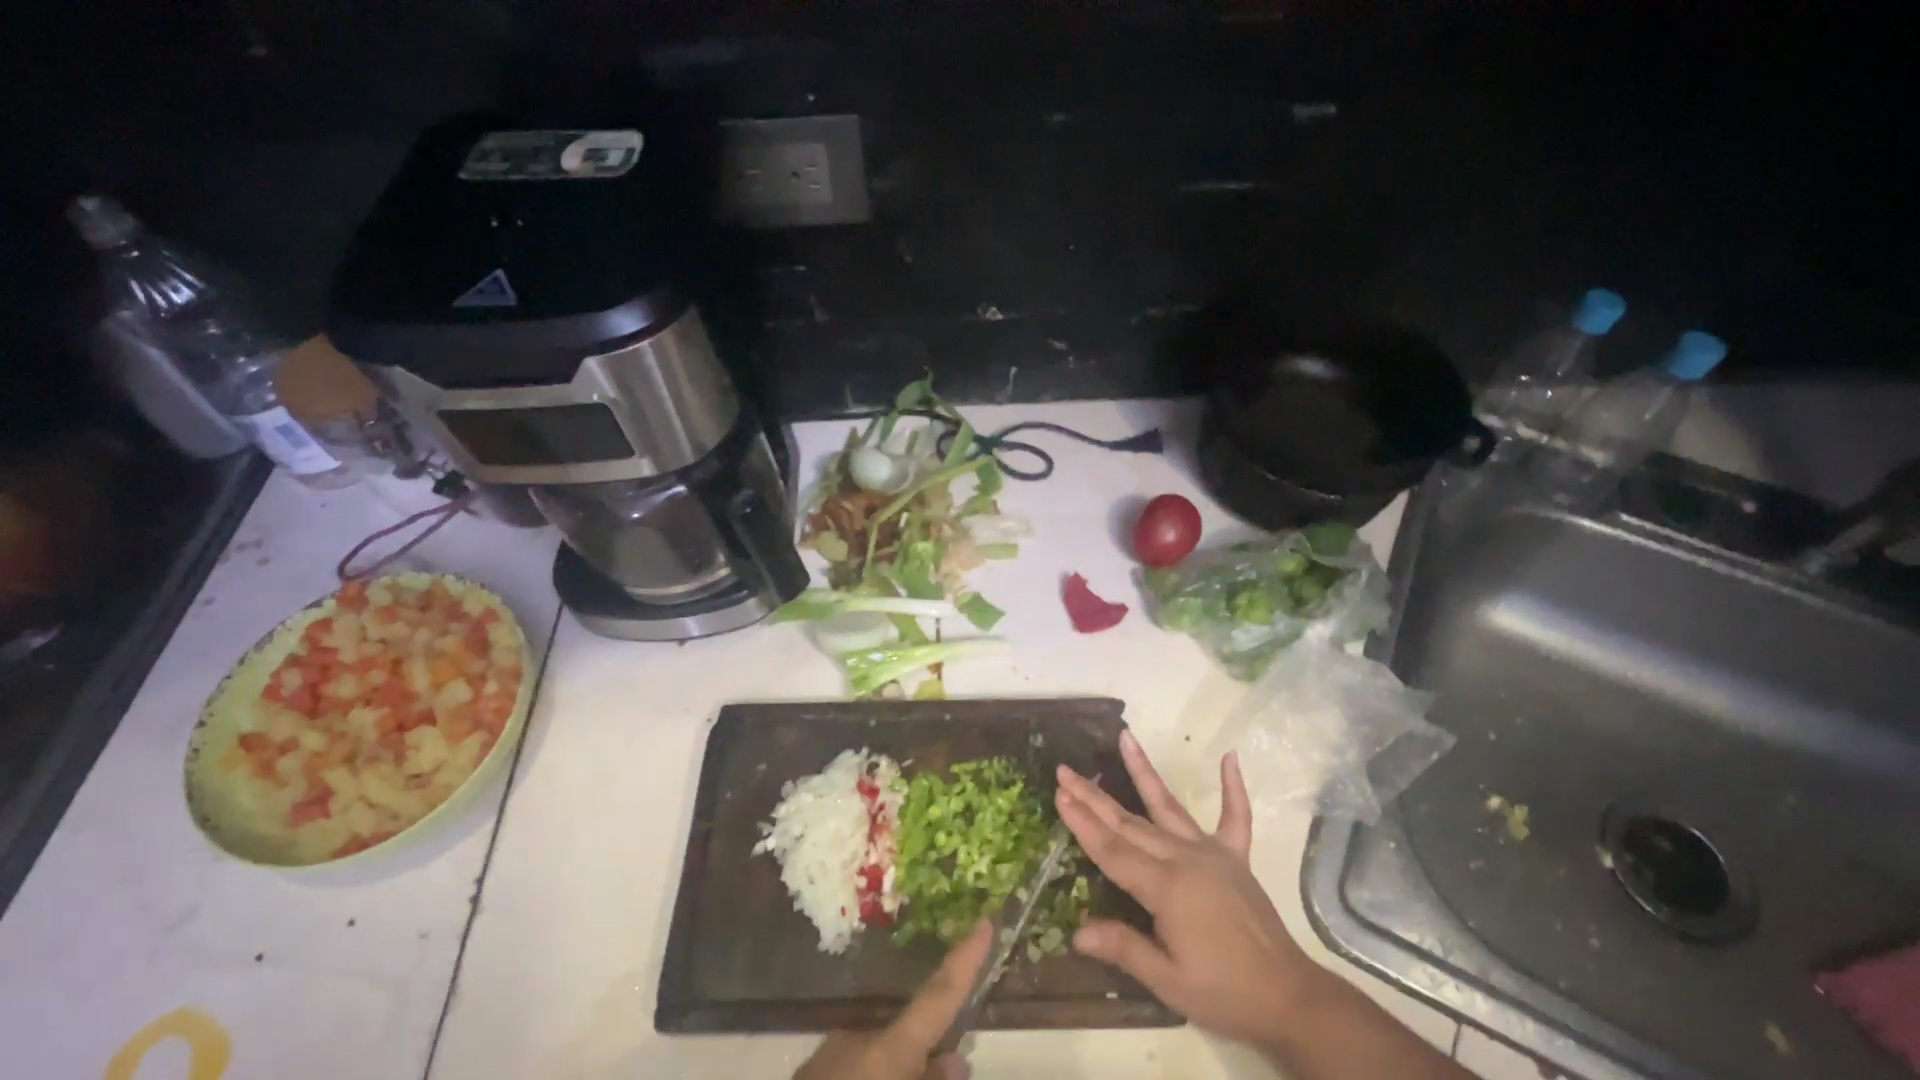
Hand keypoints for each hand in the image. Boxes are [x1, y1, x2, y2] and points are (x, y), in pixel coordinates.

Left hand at [794, 919, 991, 1079]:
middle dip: (928, 1057)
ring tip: (914, 1074)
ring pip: (879, 1061)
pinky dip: (873, 1079)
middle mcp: (855, 1042)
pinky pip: (856, 1074)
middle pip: (908, 1039)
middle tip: (945, 1071)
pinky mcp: (810, 1075)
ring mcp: (826, 1059)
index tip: (984, 922)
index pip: (937, 997)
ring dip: (899, 1073)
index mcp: (886, 1051)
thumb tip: (955, 1061)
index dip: (963, 961)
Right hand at [1054, 730, 1322, 1046]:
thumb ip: (1124, 948)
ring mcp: (1214, 854)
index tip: (1058, 794)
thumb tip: (1077, 931)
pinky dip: (1233, 787)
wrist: (1288, 997)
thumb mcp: (1168, 980)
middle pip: (1130, 823)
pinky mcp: (1237, 859)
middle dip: (1094, 796)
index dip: (1082, 823)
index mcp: (1166, 888)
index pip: (1112, 850)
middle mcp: (1186, 859)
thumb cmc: (1223, 993)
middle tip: (1065, 770)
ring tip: (1125, 737)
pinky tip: (1229, 757)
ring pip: (1169, 807)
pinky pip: (1235, 816)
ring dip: (1143, 772)